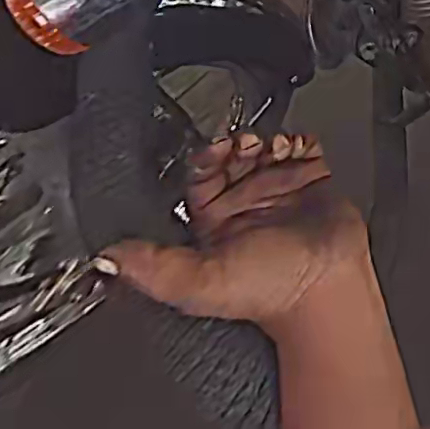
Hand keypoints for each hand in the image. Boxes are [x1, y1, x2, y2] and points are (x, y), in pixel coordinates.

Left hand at [93, 132, 370, 329]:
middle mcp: (247, 204)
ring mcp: (282, 189)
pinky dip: (299, 139)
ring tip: (273, 146)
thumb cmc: (267, 289)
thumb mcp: (199, 282)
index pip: (201, 179)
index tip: (214, 151)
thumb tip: (106, 257)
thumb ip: (152, 267)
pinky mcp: (314, 179)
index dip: (206, 160)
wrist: (323, 281)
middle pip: (235, 158)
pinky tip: (294, 146)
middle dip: (238, 144)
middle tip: (244, 144)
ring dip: (268, 139)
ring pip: (268, 148)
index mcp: (216, 224)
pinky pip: (304, 147)